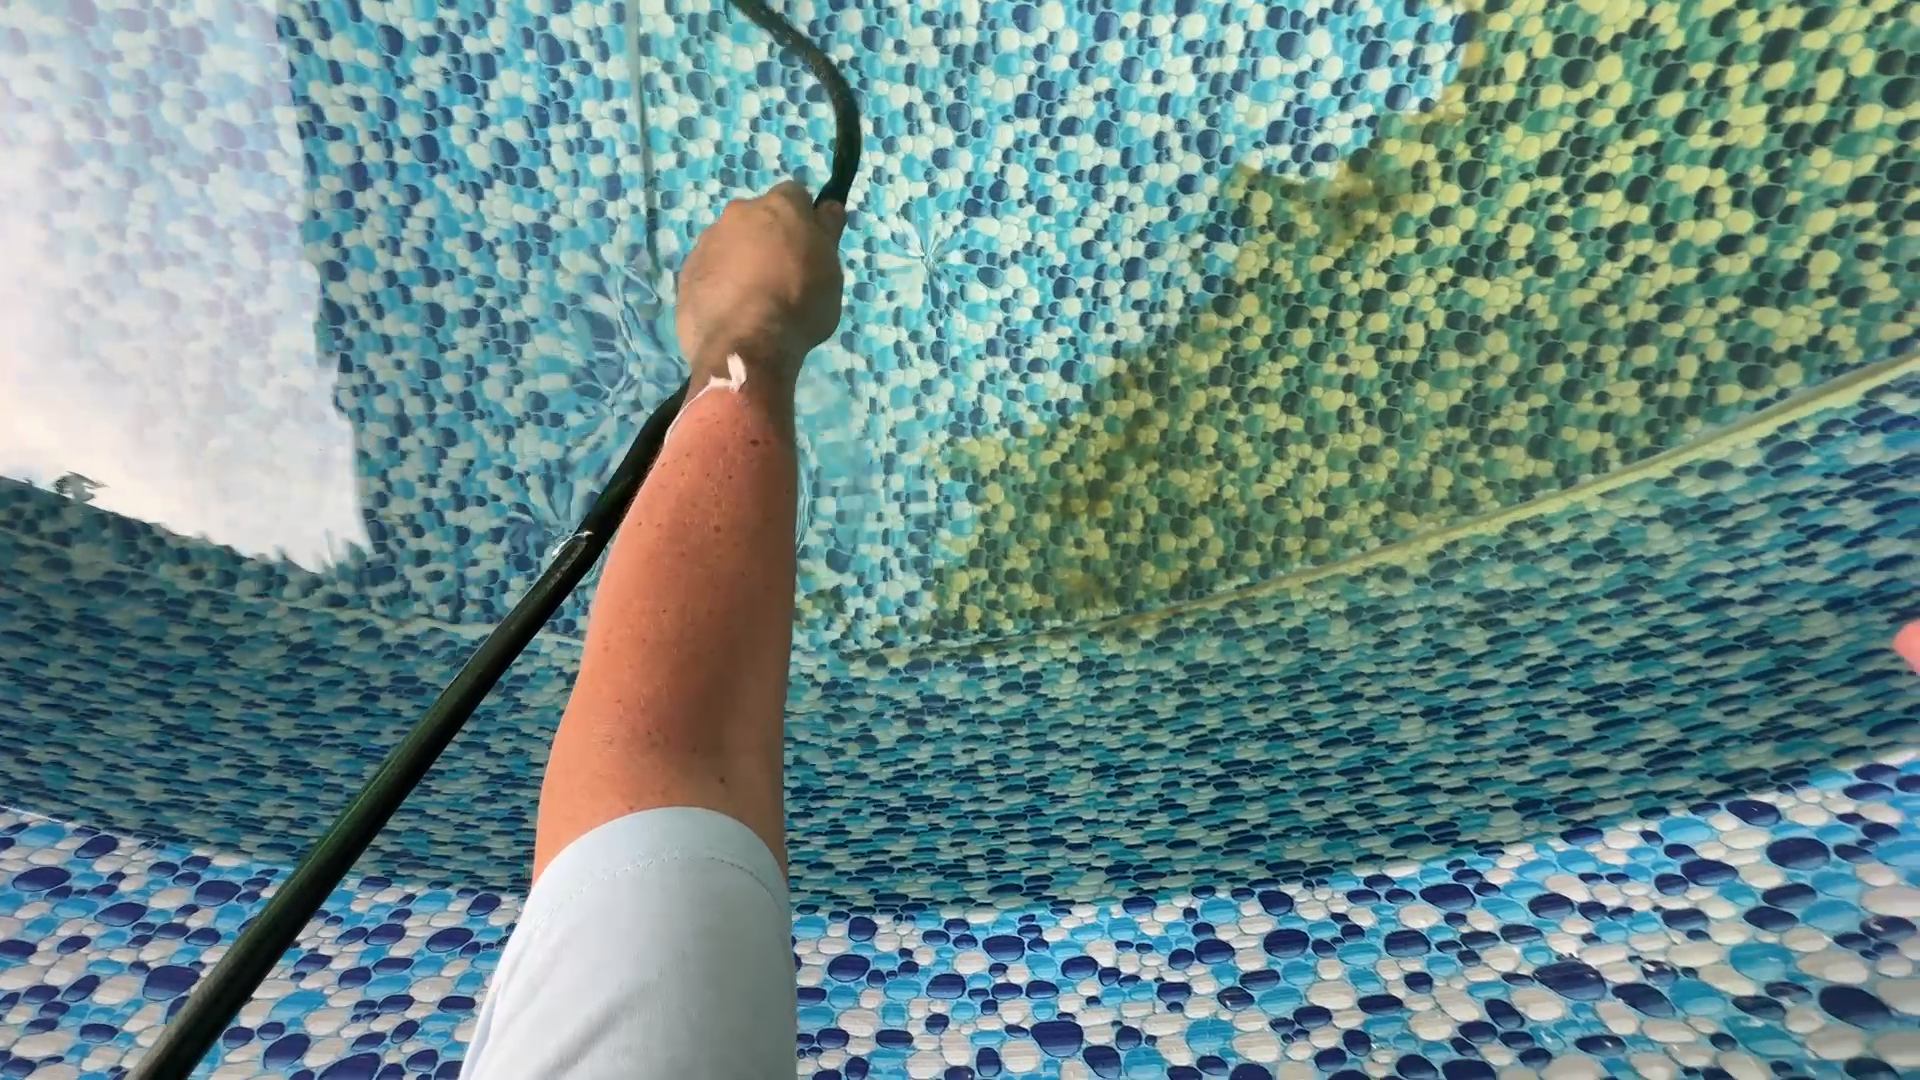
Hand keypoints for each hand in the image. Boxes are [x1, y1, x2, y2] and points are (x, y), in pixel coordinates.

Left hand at [675, 181, 846, 386]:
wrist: (745, 344)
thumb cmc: (799, 303)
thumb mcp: (831, 271)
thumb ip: (828, 234)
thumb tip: (828, 207)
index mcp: (778, 207)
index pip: (795, 196)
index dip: (804, 219)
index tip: (810, 247)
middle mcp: (737, 213)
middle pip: (758, 219)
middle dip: (769, 240)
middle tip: (783, 279)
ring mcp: (707, 242)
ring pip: (731, 245)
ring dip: (743, 263)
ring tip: (756, 303)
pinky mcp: (687, 273)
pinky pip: (710, 272)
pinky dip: (722, 286)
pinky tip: (734, 315)